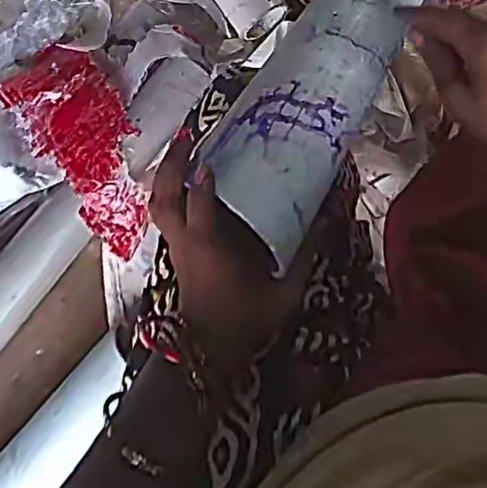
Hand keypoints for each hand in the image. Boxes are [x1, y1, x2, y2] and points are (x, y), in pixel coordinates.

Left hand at [150, 135, 312, 369]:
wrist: (209, 351)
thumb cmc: (246, 319)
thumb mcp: (284, 293)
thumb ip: (306, 255)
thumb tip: (328, 219)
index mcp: (210, 251)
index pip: (199, 214)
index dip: (201, 188)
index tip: (208, 162)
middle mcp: (186, 242)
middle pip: (165, 199)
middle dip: (172, 166)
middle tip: (186, 136)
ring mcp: (175, 244)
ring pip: (158, 202)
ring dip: (165, 172)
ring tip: (180, 146)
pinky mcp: (173, 246)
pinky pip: (162, 210)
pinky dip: (166, 187)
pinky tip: (178, 173)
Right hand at [402, 6, 486, 159]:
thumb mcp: (455, 96)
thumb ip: (436, 60)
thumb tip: (418, 34)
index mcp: (482, 43)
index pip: (442, 19)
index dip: (417, 15)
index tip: (396, 14)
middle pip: (455, 14)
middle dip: (431, 18)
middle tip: (407, 26)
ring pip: (467, 18)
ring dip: (445, 23)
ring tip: (424, 35)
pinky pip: (479, 25)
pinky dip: (461, 29)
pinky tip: (448, 42)